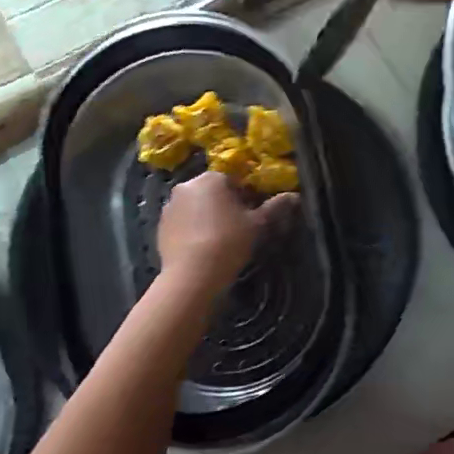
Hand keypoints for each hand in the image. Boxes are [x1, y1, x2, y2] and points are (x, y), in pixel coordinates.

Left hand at [156, 173, 297, 295]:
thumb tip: (294, 196)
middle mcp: (186, 186)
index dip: (244, 197)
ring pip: (194, 207)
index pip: (232, 180)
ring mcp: (169, 206)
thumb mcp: (257, 225)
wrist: (192, 275)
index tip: (250, 216)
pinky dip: (191, 230)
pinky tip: (201, 249)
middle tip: (236, 229)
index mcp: (211, 179)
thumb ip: (274, 208)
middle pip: (210, 192)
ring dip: (205, 217)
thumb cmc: (228, 242)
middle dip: (223, 205)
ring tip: (218, 242)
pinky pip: (181, 223)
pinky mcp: (160, 226)